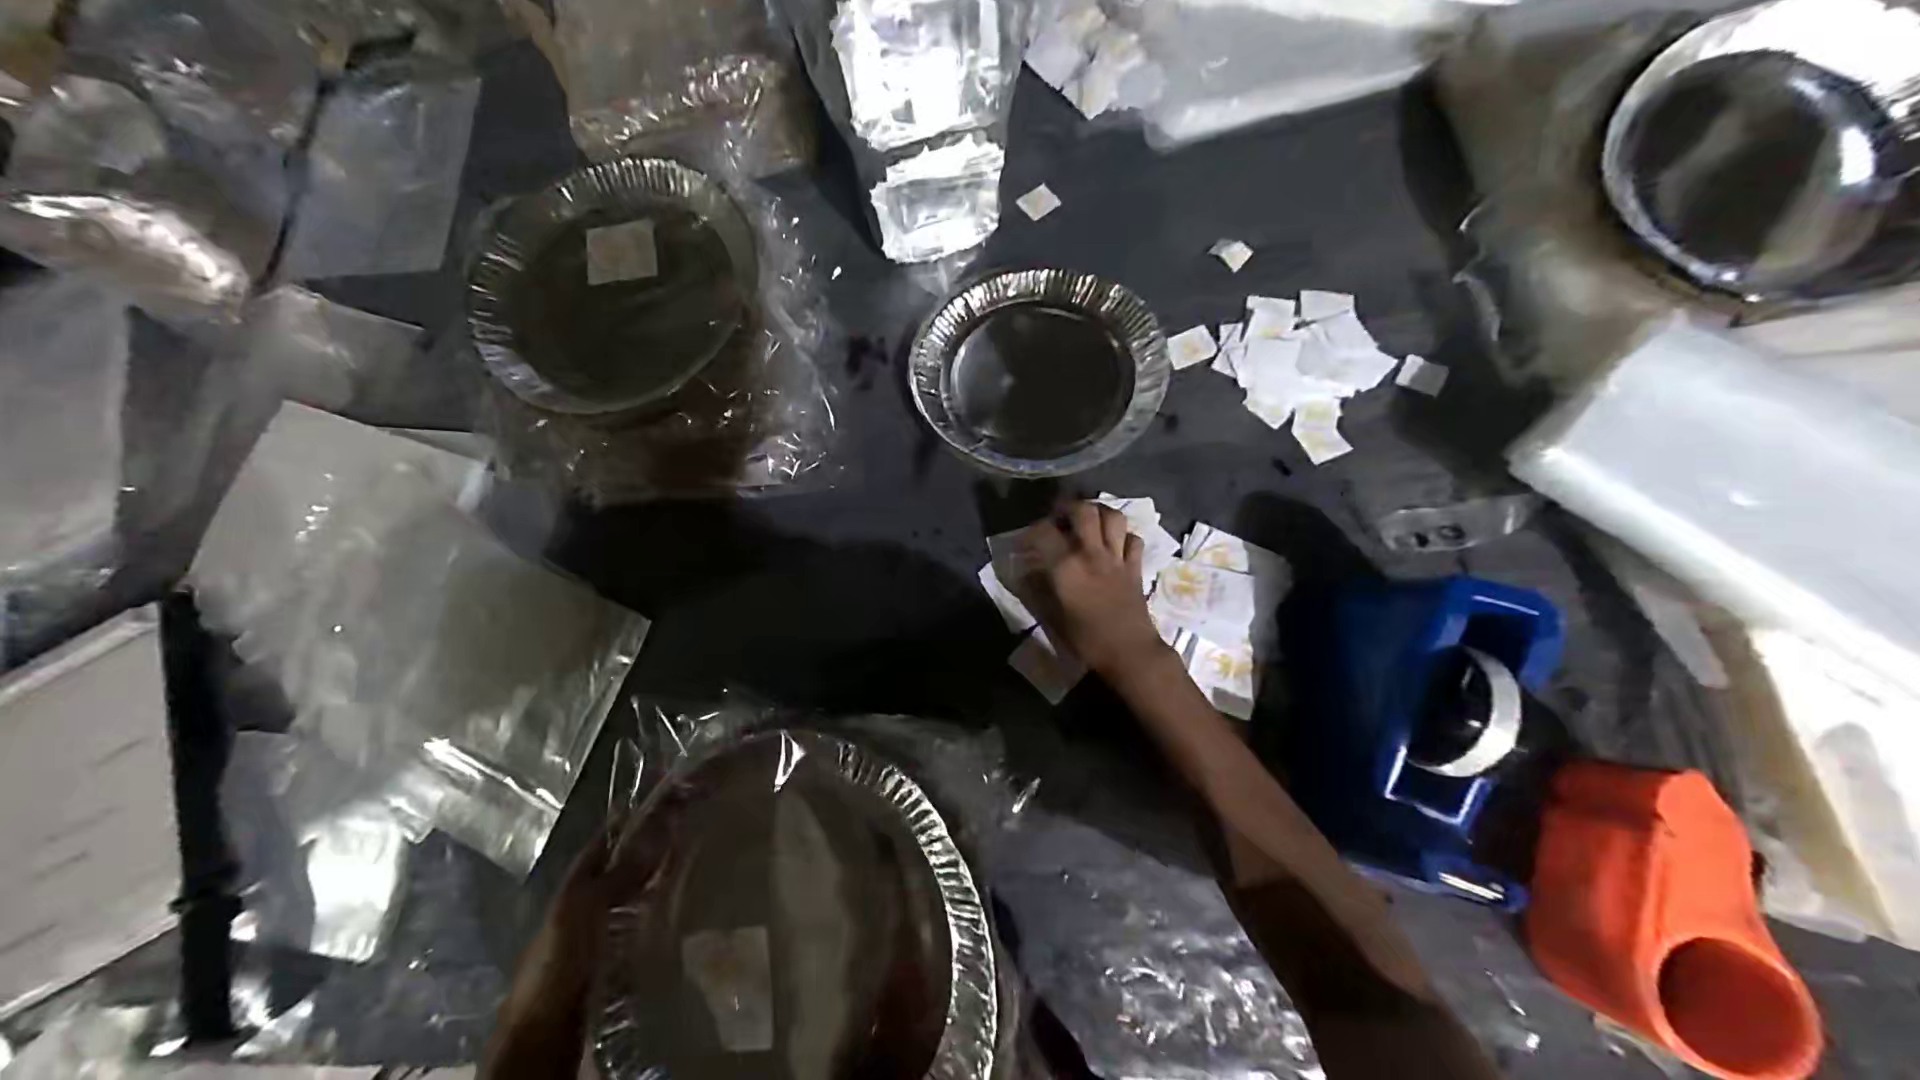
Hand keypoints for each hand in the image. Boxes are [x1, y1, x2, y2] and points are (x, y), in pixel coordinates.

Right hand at [1014, 501, 1168, 674]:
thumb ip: (1037, 590)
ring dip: (1099, 512)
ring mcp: (1117, 557)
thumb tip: (1025, 572)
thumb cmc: (1086, 639)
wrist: (1130, 652)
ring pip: (1113, 517)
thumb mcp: (1052, 617)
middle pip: (1084, 511)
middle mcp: (1092, 553)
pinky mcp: (1135, 566)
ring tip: (1088, 520)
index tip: (1025, 542)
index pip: (1044, 532)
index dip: (1031, 532)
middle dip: (1068, 507)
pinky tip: (1114, 543)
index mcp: (1066, 566)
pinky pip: (1132, 538)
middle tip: (1058, 517)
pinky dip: (1123, 535)